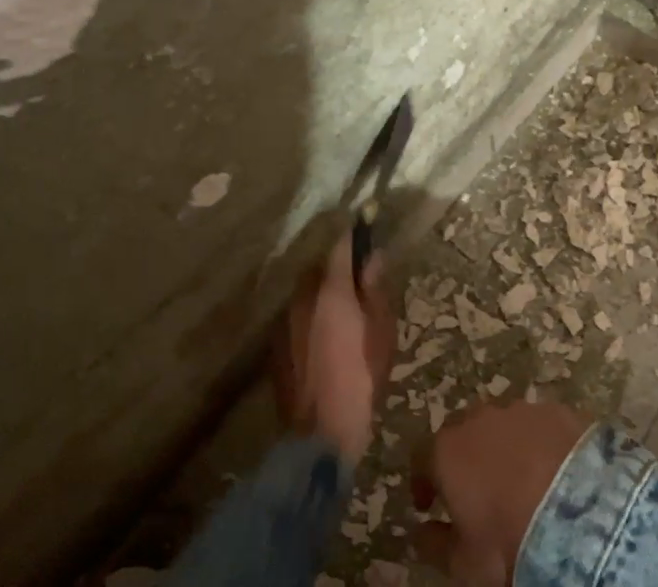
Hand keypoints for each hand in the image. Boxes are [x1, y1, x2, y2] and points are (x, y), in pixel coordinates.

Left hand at [280, 234, 393, 461]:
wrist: (321, 433)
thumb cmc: (362, 379)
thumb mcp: (382, 333)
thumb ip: (375, 291)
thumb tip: (373, 258)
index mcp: (330, 292)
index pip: (340, 248)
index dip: (354, 235)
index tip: (367, 224)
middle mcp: (301, 300)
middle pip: (318, 269)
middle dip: (337, 267)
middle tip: (360, 279)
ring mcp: (283, 324)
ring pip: (304, 294)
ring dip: (322, 293)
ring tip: (344, 311)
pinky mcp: (275, 347)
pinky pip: (296, 317)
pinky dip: (311, 316)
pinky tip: (325, 337)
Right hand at [412, 400, 591, 586]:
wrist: (581, 514)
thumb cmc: (509, 539)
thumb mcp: (463, 561)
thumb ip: (433, 544)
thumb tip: (420, 533)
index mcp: (448, 450)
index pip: (421, 456)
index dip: (423, 481)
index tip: (428, 505)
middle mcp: (481, 419)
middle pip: (463, 433)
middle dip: (464, 458)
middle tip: (474, 488)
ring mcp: (522, 410)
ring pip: (503, 425)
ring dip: (503, 447)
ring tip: (517, 478)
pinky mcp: (559, 410)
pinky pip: (538, 425)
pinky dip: (538, 443)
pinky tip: (550, 468)